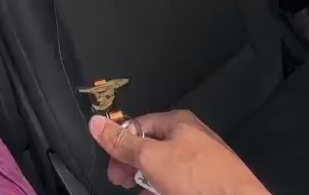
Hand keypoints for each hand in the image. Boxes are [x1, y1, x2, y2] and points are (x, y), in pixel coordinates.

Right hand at [88, 111, 270, 194]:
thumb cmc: (196, 178)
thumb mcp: (152, 158)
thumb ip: (122, 143)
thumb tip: (94, 121)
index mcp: (178, 122)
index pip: (139, 126)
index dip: (121, 145)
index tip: (112, 168)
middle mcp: (192, 137)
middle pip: (153, 148)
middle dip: (134, 166)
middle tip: (121, 183)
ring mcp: (205, 163)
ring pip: (168, 169)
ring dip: (150, 182)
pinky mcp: (213, 185)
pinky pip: (184, 183)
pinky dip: (169, 190)